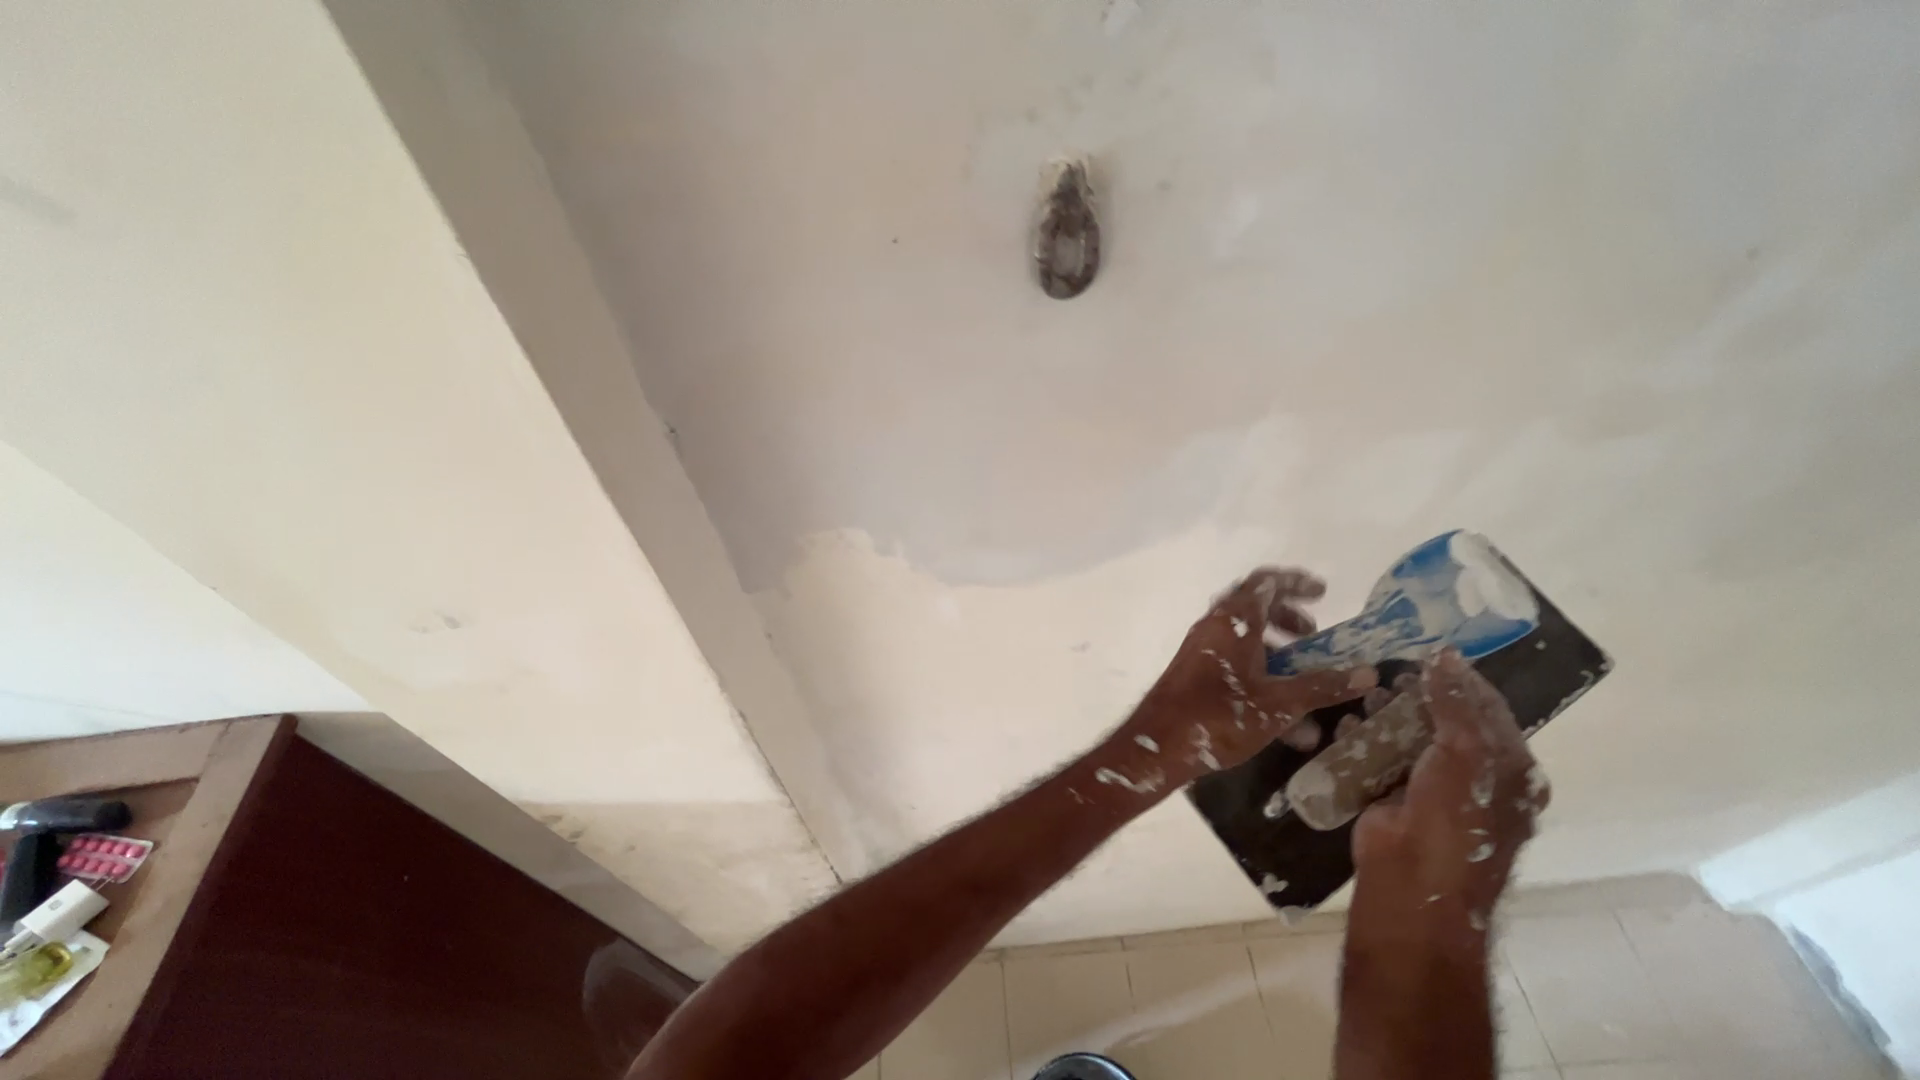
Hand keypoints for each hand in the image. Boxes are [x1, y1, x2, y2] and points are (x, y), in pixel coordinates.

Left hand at [1105, 568, 1375, 792]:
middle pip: (1254, 607)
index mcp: (1233, 620)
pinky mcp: (1194, 674)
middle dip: (1288, 616)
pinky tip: (1283, 714)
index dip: (1296, 583)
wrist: (1158, 746)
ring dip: (1276, 648)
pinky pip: (1233, 662)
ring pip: (1244, 637)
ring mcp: (1201, 650)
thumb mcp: (1279, 703)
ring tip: (1304, 674)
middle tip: (1315, 635)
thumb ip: (1322, 686)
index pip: (1266, 583)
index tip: (1324, 593)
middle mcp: (1214, 626)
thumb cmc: (1219, 717)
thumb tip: (1369, 673)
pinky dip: (1259, 673)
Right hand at [1352, 648, 1548, 928]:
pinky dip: (1366, 739)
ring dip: (1390, 714)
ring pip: (1412, 738)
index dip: (1462, 680)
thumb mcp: (1466, 753)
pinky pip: (1382, 759)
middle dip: (1420, 695)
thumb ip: (1455, 704)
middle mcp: (1478, 778)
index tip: (1428, 652)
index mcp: (1512, 771)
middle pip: (1448, 721)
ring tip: (1367, 689)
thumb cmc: (1454, 818)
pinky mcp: (1394, 797)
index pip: (1490, 711)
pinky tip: (1349, 720)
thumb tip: (1444, 655)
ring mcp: (1433, 789)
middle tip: (1391, 668)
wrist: (1412, 880)